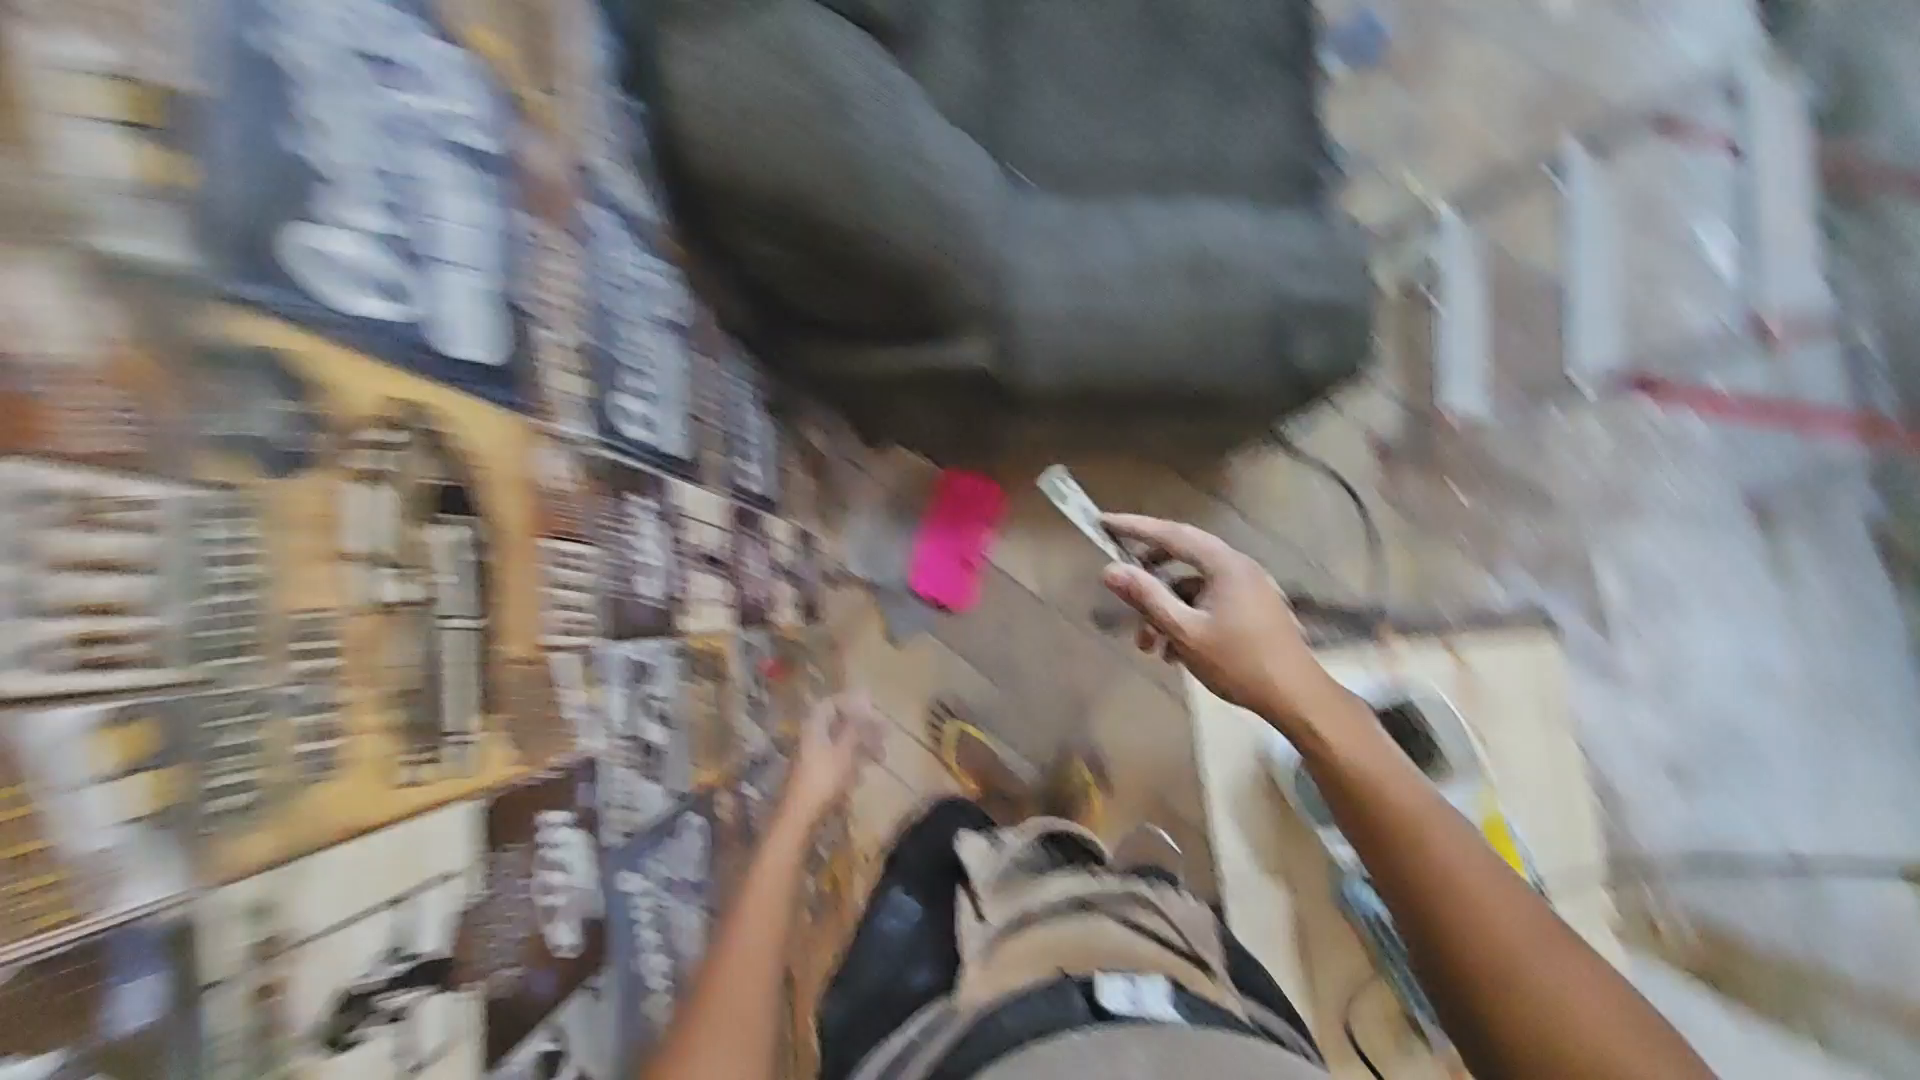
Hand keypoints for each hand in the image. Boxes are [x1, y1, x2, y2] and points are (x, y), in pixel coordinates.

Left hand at [780, 692, 884, 827]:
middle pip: (839, 723)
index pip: (831, 703)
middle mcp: (811, 736)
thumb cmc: (824, 779)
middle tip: (885, 736)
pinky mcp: (816, 774)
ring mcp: (812, 756)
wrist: (800, 815)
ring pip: (841, 743)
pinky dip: (853, 763)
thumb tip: (865, 704)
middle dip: (863, 728)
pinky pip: (838, 760)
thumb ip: (856, 727)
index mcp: (814, 726)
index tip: (872, 711)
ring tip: (881, 757)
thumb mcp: (845, 750)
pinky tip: (863, 776)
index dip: (852, 703)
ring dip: (862, 747)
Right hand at [1101, 513, 1354, 736]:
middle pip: (1182, 557)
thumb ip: (1147, 597)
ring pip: (1193, 586)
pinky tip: (1173, 652)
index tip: (1105, 521)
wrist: (1295, 696)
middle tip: (1122, 588)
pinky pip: (1209, 601)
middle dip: (1148, 578)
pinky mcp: (1253, 608)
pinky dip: (1186, 617)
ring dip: (1166, 609)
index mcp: (1225, 564)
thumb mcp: (1184, 631)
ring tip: (1148, 645)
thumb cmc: (1238, 662)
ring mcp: (1249, 587)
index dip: (1135, 527)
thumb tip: (1110, 569)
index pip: (1171, 533)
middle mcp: (1238, 567)